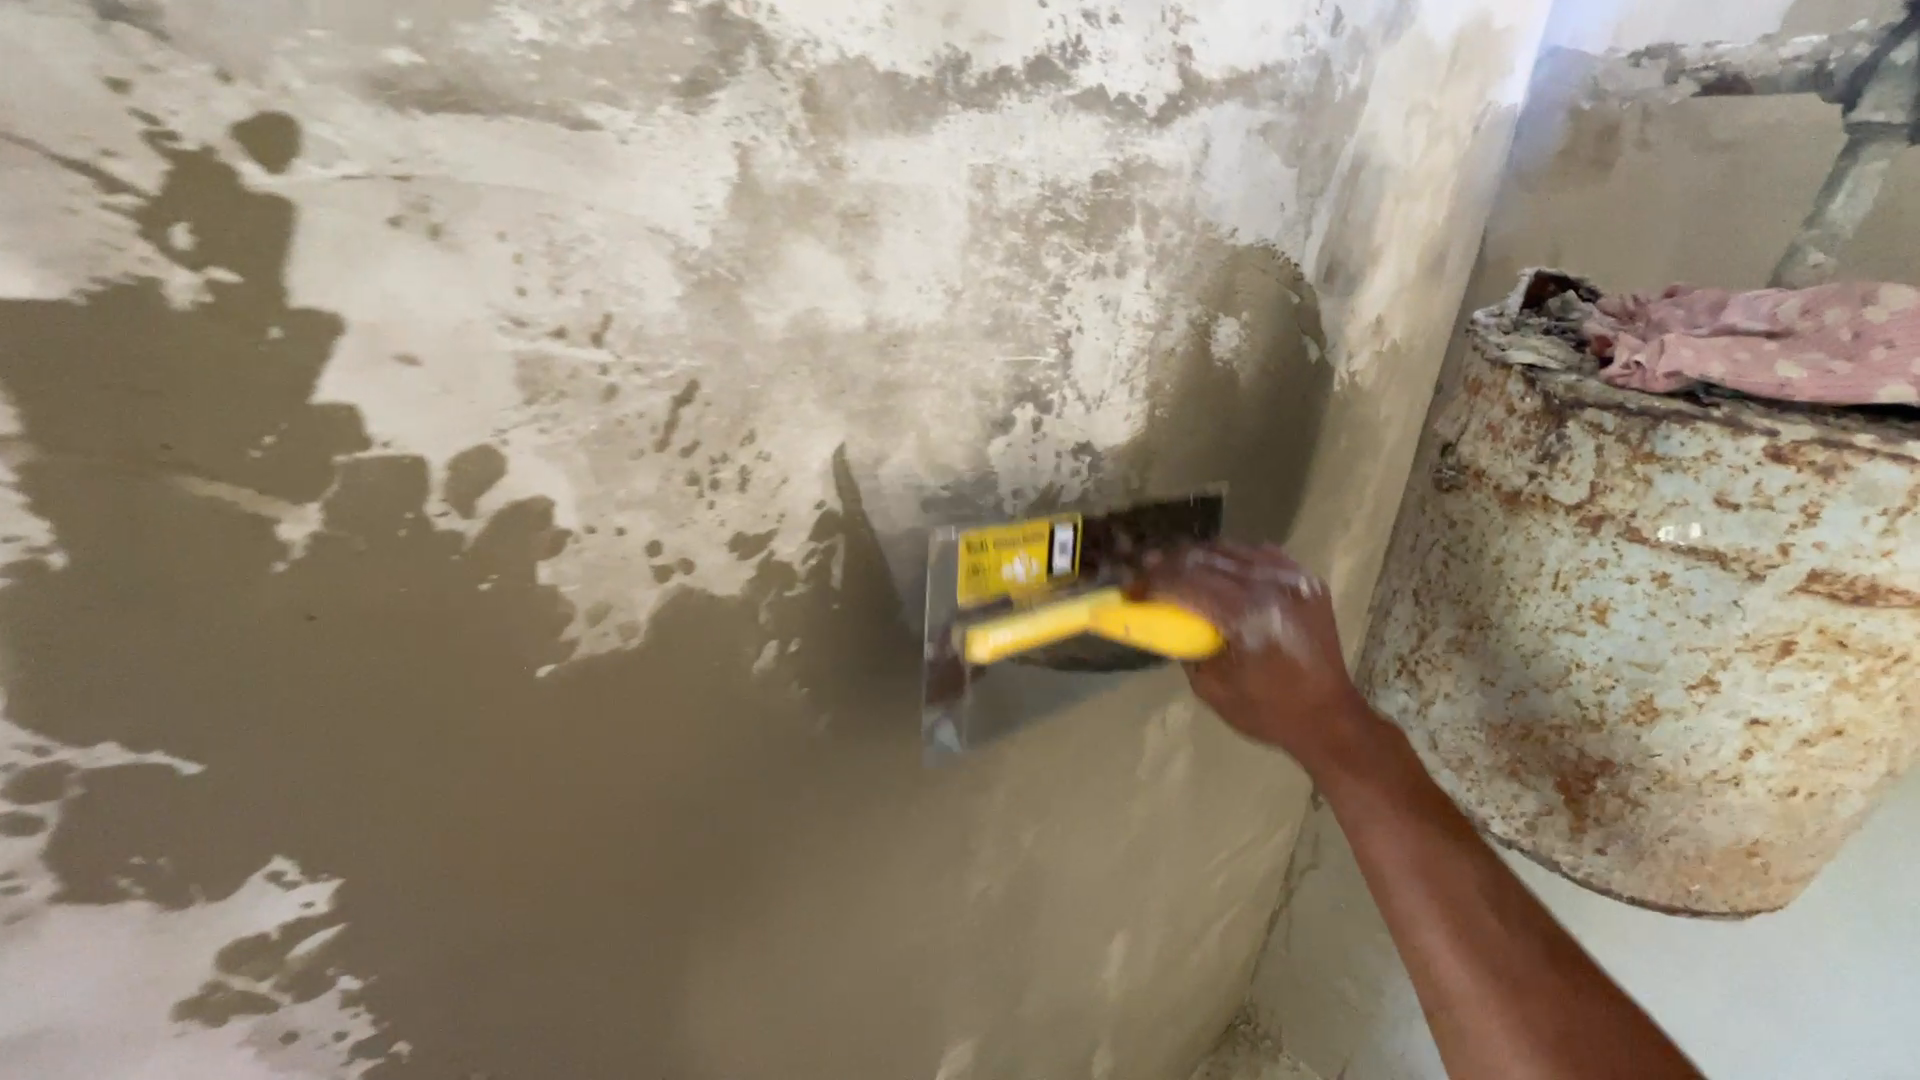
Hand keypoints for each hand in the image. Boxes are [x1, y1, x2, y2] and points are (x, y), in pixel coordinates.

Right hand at [1142, 542, 1379, 774]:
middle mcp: (1273, 586)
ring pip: (1230, 549)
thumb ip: (1184, 642)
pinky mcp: (1307, 580)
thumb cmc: (1267, 712)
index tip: (1129, 591)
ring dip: (1197, 559)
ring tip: (1176, 571)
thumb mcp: (1210, 685)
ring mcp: (1294, 578)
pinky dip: (1231, 560)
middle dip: (1167, 564)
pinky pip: (1258, 554)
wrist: (1330, 718)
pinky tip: (1218, 573)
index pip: (1186, 582)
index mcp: (1248, 616)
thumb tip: (1163, 615)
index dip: (1151, 583)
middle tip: (1144, 575)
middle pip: (1204, 557)